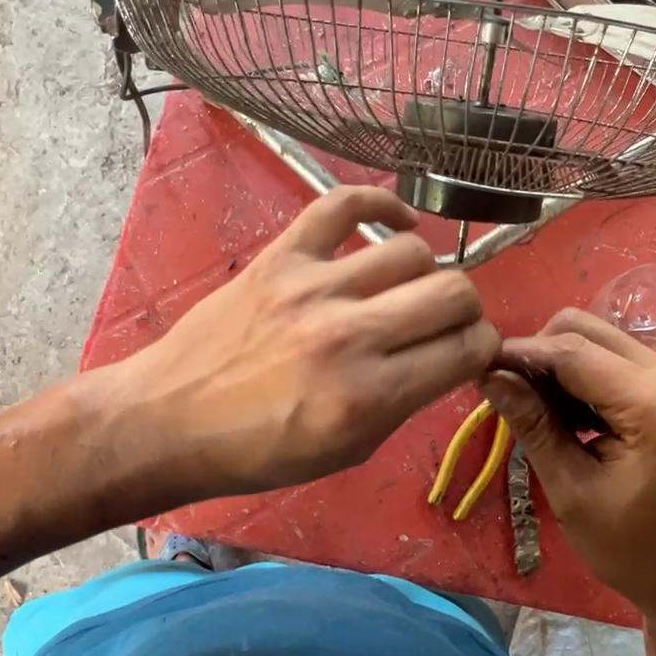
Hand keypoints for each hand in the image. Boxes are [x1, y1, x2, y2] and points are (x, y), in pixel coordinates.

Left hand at [80, 186, 498, 503]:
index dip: (484, 348)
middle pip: (454, 292)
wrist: (171, 420)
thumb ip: (405, 401)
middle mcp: (350, 335)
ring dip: (427, 273)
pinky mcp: (282, 256)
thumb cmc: (261, 452)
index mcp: (370, 396)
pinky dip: (382, 203)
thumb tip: (447, 356)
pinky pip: (343, 204)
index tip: (472, 350)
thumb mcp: (349, 450)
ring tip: (410, 289)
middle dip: (468, 311)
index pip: (467, 349)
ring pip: (413, 251)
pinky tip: (400, 220)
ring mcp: (314, 288)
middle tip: (447, 324)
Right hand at [480, 308, 655, 620]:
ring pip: (595, 339)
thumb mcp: (571, 489)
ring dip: (556, 366)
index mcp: (653, 403)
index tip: (474, 369)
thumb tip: (488, 374)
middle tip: (508, 398)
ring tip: (534, 414)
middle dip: (537, 355)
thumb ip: (532, 424)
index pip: (571, 351)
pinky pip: (610, 359)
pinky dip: (577, 377)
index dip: (518, 353)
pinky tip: (563, 417)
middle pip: (583, 330)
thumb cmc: (630, 547)